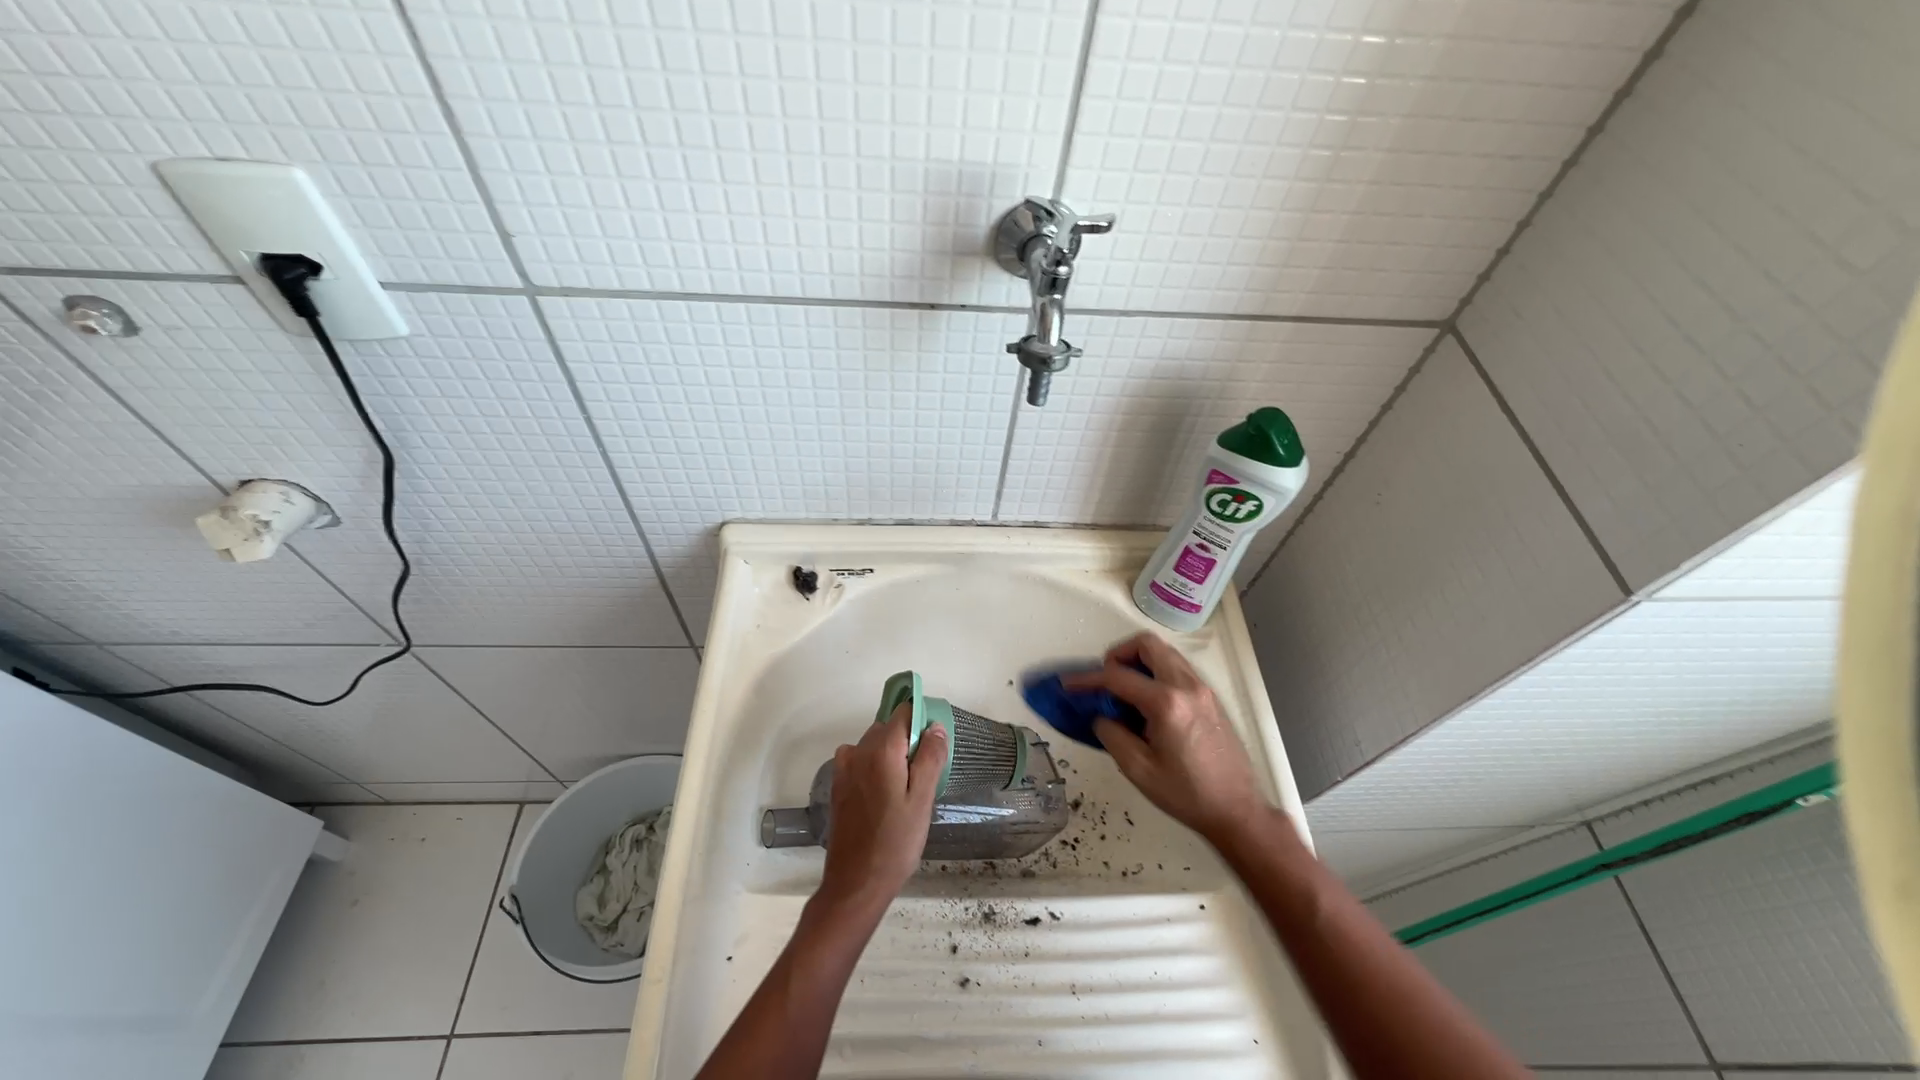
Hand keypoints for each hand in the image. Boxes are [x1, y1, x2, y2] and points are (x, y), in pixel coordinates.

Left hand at [817, 705, 946, 913]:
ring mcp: (844, 768)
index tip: (935, 748)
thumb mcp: (923, 799)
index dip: (922, 722)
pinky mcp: (838, 785)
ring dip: (891, 756)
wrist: (857, 881)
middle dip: (908, 742)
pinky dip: (876, 768)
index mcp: (881, 751)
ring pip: (874, 745)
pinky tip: (885, 798)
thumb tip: (935, 727)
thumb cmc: (896, 842)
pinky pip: (861, 761)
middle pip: (888, 728)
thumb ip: (930, 758)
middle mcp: (858, 751)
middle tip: (924, 778)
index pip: (903, 713)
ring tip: (905, 792)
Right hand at [1062, 633, 1267, 844]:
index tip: (1068, 684)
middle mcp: (1187, 686)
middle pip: (1147, 645)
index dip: (1087, 679)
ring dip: (1139, 662)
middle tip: (1104, 681)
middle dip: (1118, 655)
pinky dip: (1156, 673)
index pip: (1118, 677)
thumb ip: (1112, 735)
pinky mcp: (1210, 698)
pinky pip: (1178, 669)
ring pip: (1165, 653)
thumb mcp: (1138, 770)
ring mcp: (1203, 689)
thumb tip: (1101, 716)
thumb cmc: (1186, 795)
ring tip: (1123, 692)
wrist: (1236, 809)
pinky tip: (1147, 703)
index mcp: (1167, 703)